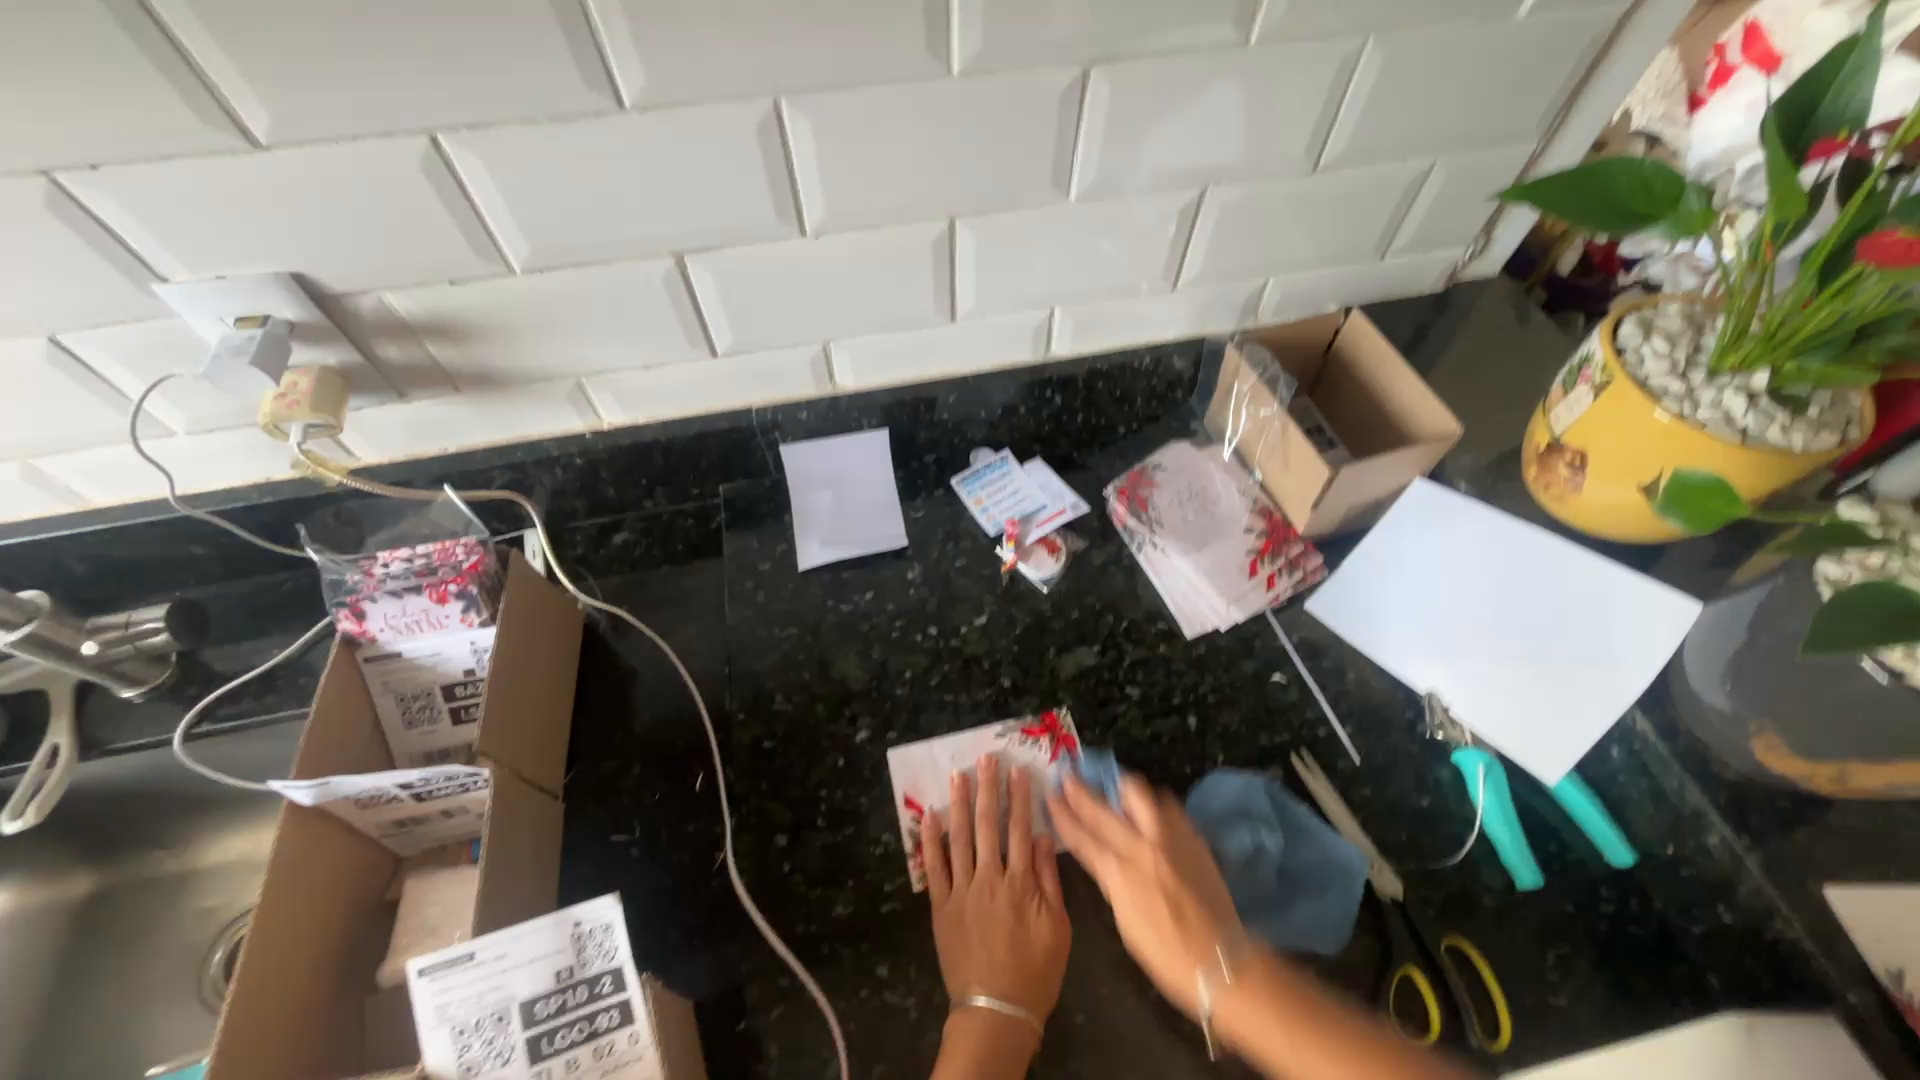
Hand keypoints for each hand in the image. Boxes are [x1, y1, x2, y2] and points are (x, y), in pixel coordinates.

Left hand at [923, 755, 1071, 1024]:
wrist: (996, 1009)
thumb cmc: (1036, 970)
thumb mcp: (1059, 927)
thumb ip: (1049, 880)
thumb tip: (1045, 838)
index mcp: (1021, 883)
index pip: (1021, 829)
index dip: (1019, 797)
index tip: (1017, 770)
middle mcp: (989, 878)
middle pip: (986, 825)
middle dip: (987, 788)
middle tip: (986, 758)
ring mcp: (961, 890)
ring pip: (958, 837)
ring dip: (958, 803)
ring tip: (958, 775)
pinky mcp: (940, 905)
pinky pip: (933, 867)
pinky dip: (929, 840)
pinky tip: (928, 816)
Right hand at [1047, 772, 1243, 1016]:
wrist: (1219, 959)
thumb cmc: (1164, 954)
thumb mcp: (1124, 920)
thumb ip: (1112, 882)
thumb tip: (1104, 861)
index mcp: (1119, 874)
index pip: (1081, 836)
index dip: (1063, 814)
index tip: (1050, 796)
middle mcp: (1141, 848)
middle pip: (1103, 810)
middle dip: (1081, 791)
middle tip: (1070, 776)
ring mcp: (1170, 839)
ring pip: (1140, 795)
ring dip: (1122, 789)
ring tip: (1115, 786)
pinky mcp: (1193, 838)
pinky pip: (1169, 806)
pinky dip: (1155, 802)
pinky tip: (1152, 807)